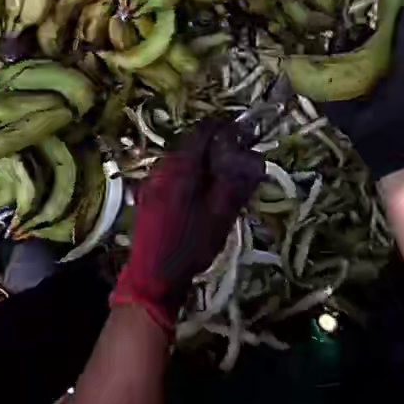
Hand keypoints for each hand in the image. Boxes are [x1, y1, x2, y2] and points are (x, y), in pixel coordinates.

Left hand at [111, 118, 264, 330]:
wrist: (152, 277)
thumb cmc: (190, 245)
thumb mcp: (222, 214)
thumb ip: (237, 182)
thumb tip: (256, 158)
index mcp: (180, 166)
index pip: (203, 130)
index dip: (225, 127)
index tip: (244, 131)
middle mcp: (162, 166)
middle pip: (190, 142)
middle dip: (215, 142)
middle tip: (238, 152)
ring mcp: (151, 180)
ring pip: (182, 157)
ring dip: (203, 158)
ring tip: (224, 171)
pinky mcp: (148, 194)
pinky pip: (173, 172)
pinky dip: (191, 172)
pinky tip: (203, 189)